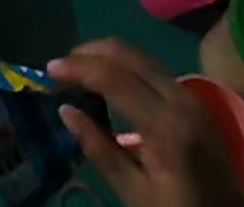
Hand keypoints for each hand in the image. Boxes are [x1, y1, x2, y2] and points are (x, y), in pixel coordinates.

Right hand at [48, 40, 243, 206]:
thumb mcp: (135, 194)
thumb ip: (99, 149)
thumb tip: (66, 109)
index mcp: (165, 126)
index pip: (114, 78)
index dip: (79, 67)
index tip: (50, 68)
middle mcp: (179, 98)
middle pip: (127, 54)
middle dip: (90, 52)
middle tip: (62, 65)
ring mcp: (189, 93)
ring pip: (140, 54)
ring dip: (106, 54)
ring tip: (78, 68)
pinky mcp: (193, 95)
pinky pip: (152, 66)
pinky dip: (124, 63)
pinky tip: (108, 77)